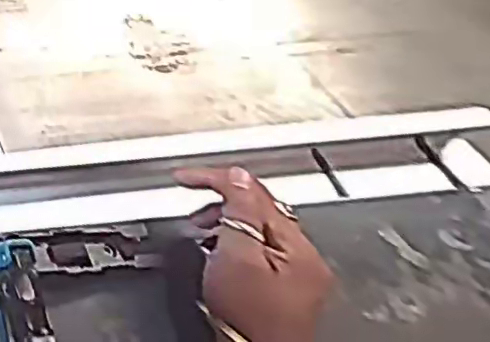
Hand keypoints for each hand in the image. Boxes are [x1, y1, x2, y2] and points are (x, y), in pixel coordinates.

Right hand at [176, 166, 333, 341]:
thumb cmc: (246, 313)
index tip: (184, 178)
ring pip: (256, 224)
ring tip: (200, 226)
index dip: (216, 180)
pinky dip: (233, 235)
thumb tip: (238, 176)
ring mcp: (296, 272)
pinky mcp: (283, 283)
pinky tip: (216, 244)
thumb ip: (240, 211)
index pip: (255, 194)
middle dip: (220, 199)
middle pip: (258, 207)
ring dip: (224, 217)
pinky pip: (257, 242)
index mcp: (298, 249)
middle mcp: (305, 258)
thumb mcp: (236, 254)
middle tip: (191, 200)